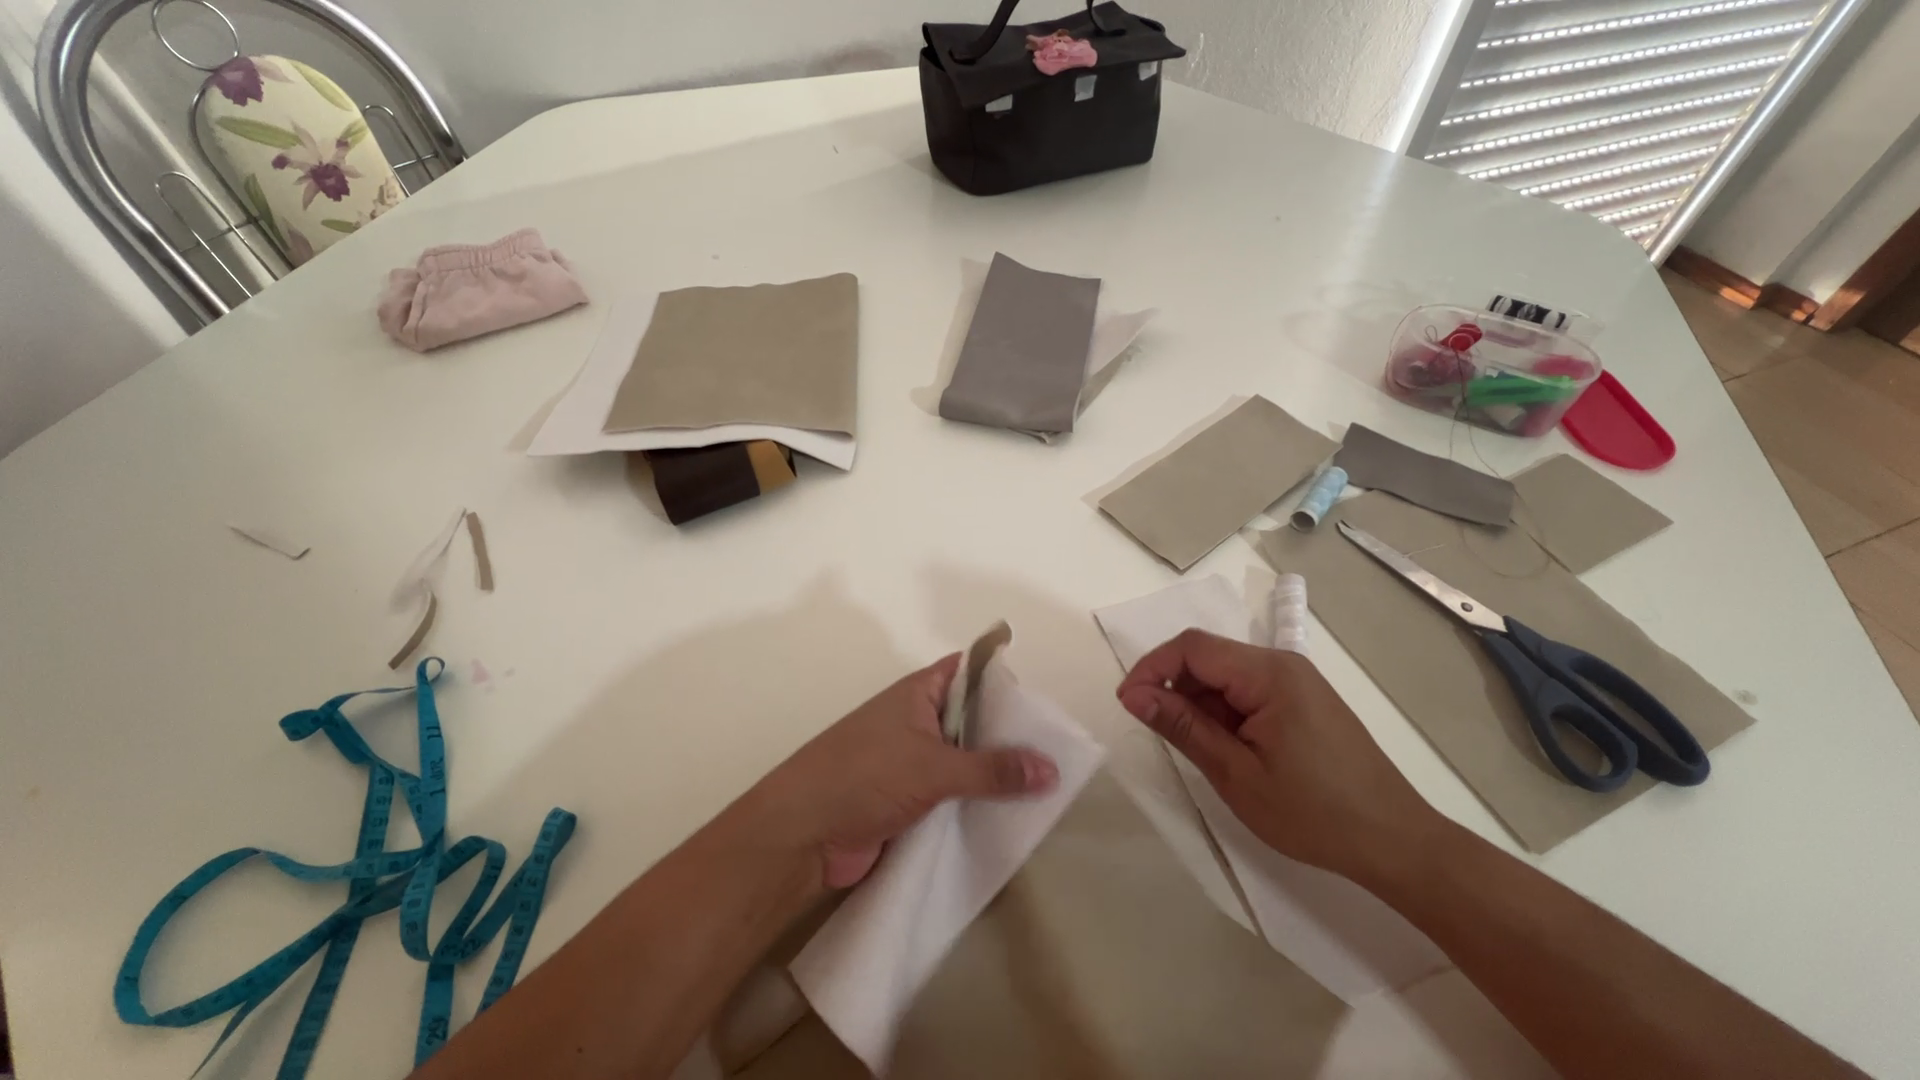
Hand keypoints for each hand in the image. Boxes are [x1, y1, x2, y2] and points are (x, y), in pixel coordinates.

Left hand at [749, 654, 1058, 890]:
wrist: (803, 835)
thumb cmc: (864, 778)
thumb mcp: (934, 768)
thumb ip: (993, 769)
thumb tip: (1052, 768)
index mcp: (917, 694)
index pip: (968, 671)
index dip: (1002, 677)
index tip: (1044, 697)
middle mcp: (916, 721)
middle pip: (971, 719)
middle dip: (1008, 732)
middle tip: (1058, 748)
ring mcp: (910, 761)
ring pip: (963, 760)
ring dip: (993, 772)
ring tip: (1047, 784)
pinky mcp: (907, 800)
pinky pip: (952, 794)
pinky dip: (976, 801)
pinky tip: (1012, 814)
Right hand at [1116, 630, 1438, 882]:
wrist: (1393, 840)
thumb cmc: (1312, 812)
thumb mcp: (1236, 773)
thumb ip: (1183, 726)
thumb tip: (1134, 695)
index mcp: (1269, 674)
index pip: (1193, 648)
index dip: (1152, 669)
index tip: (1127, 705)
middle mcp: (1284, 665)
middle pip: (1209, 658)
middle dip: (1174, 688)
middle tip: (1160, 735)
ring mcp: (1297, 684)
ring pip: (1226, 677)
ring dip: (1199, 705)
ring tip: (1201, 753)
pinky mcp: (1304, 704)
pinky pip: (1249, 693)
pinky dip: (1224, 714)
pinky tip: (1227, 751)